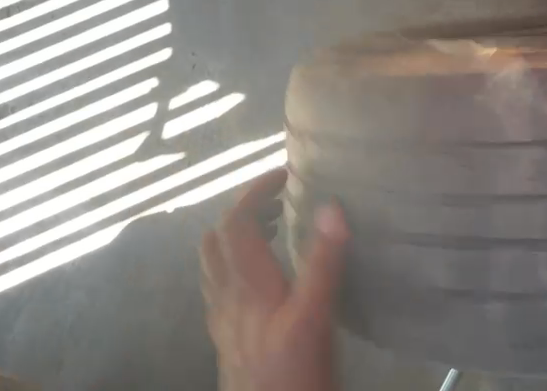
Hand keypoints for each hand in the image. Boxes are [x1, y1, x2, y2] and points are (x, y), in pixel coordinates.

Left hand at [201, 169, 348, 390]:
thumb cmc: (294, 377)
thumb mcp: (315, 317)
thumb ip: (322, 261)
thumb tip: (331, 205)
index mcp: (246, 287)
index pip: (234, 223)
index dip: (254, 192)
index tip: (286, 176)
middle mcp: (227, 300)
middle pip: (216, 241)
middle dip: (244, 210)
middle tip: (282, 201)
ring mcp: (224, 324)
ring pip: (215, 266)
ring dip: (238, 237)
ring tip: (276, 229)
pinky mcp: (230, 343)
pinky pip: (222, 290)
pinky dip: (240, 266)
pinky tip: (268, 278)